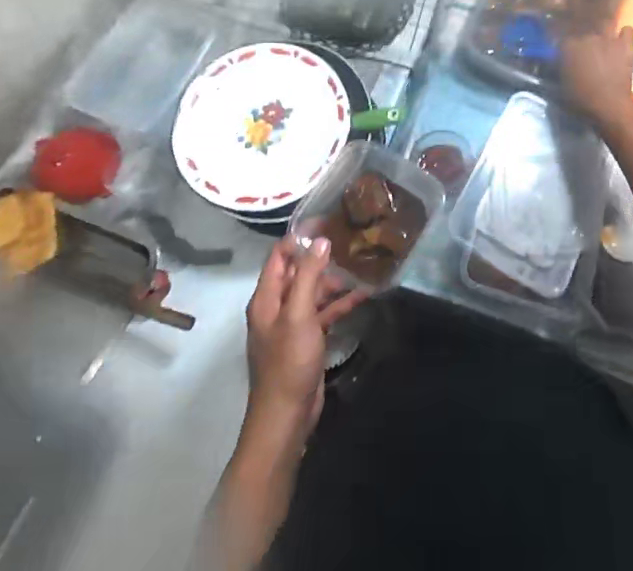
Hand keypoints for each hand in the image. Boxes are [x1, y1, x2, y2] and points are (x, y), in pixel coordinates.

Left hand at [242, 236, 367, 447]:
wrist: (287, 414)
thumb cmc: (288, 362)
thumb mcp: (298, 315)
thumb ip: (307, 277)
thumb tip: (320, 241)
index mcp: (266, 299)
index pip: (279, 257)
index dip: (299, 236)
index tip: (327, 218)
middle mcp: (277, 307)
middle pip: (298, 272)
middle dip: (321, 254)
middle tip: (352, 237)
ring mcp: (293, 324)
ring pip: (314, 290)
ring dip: (335, 278)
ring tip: (363, 261)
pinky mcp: (308, 338)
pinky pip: (325, 311)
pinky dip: (342, 301)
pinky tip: (365, 293)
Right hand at [561, 26, 632, 124]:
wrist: (608, 104)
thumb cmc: (581, 98)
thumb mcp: (563, 84)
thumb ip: (560, 68)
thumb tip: (560, 63)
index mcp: (569, 47)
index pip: (564, 39)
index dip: (567, 47)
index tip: (569, 55)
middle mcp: (587, 37)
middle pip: (586, 30)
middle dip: (586, 39)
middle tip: (589, 52)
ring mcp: (608, 39)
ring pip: (606, 23)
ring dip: (605, 30)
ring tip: (606, 40)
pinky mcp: (625, 45)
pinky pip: (628, 30)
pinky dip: (626, 34)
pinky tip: (623, 41)